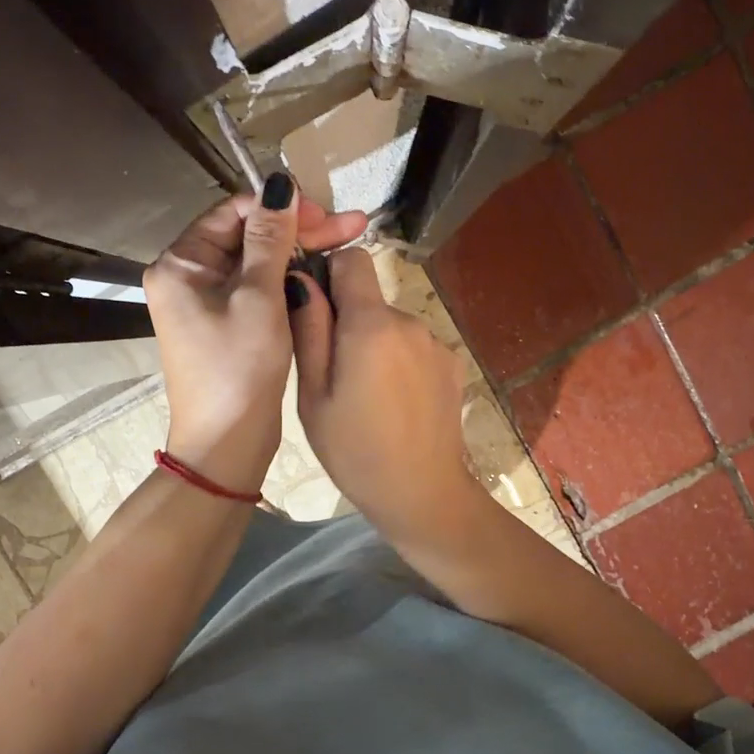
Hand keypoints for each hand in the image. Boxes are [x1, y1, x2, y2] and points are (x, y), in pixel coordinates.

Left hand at [145, 173, 366, 491]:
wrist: (226, 444)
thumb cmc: (238, 369)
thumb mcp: (258, 298)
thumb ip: (270, 239)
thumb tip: (279, 184)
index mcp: (181, 264)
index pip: (232, 212)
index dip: (280, 207)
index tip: (326, 212)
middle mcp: (188, 277)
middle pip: (247, 236)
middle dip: (299, 230)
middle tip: (353, 225)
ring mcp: (208, 304)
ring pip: (258, 264)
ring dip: (300, 253)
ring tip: (350, 242)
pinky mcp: (228, 326)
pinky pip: (259, 291)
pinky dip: (290, 281)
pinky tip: (325, 273)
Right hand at [289, 247, 481, 541]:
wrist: (423, 494)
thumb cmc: (354, 451)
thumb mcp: (314, 395)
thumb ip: (309, 330)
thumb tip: (301, 278)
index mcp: (371, 325)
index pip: (353, 259)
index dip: (330, 275)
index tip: (316, 310)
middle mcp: (410, 321)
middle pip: (370, 299)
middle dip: (348, 322)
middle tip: (334, 375)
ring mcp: (436, 343)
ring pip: (391, 326)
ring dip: (375, 346)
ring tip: (365, 396)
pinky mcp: (452, 365)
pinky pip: (414, 348)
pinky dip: (400, 364)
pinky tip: (395, 404)